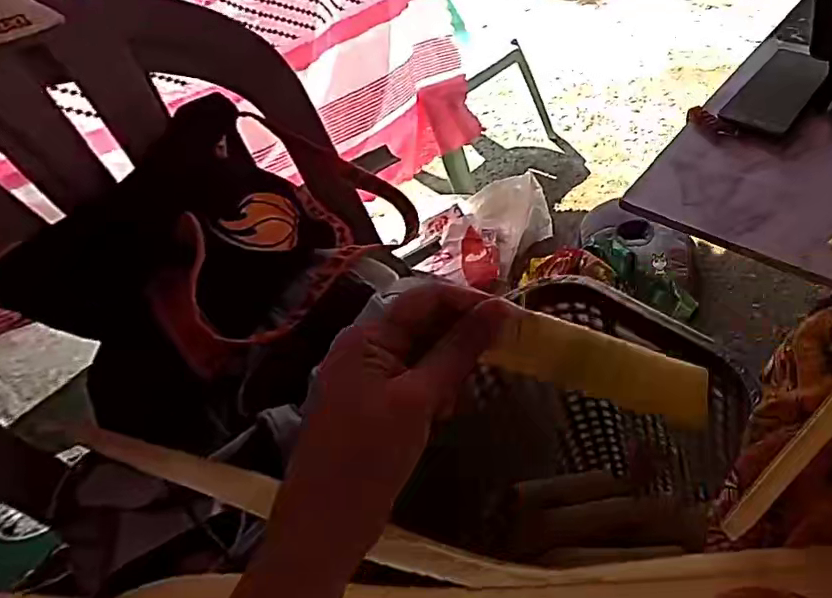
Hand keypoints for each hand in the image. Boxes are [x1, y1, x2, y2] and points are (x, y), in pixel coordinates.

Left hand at [235, 282, 509, 597]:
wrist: (322, 534)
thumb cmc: (367, 457)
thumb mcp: (421, 397)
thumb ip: (461, 347)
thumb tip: (502, 307)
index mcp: (365, 340)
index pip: (426, 297)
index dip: (469, 300)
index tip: (508, 314)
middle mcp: (365, 349)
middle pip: (428, 319)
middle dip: (465, 331)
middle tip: (501, 344)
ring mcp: (370, 377)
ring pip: (428, 346)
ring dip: (455, 359)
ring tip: (471, 381)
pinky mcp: (378, 401)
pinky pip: (421, 372)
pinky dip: (442, 381)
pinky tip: (450, 405)